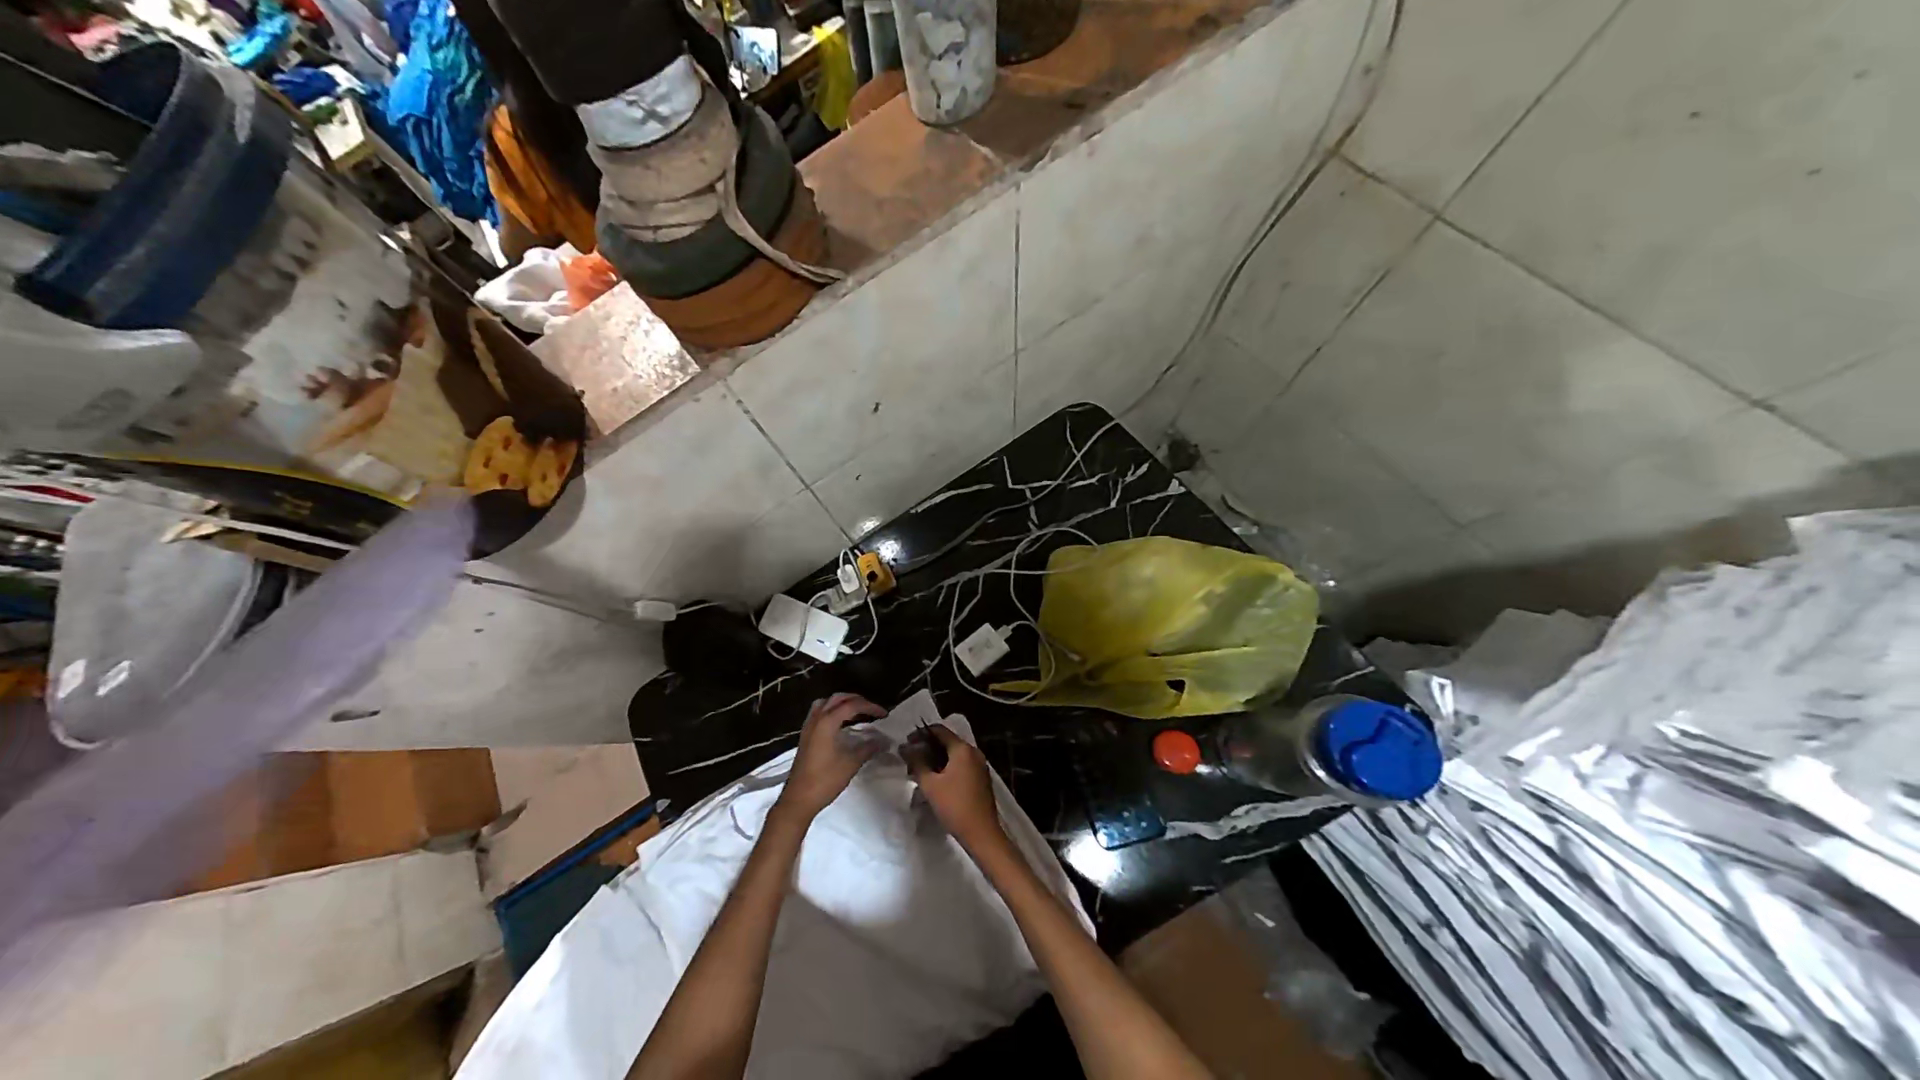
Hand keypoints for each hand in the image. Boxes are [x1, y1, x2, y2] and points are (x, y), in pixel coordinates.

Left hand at [775, 693, 887, 821]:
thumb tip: (884, 740)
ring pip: (826, 703)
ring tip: (857, 712)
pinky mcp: (805, 736)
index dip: (870, 707)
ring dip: (842, 703)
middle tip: (872, 710)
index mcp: (827, 722)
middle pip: (837, 698)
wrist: (799, 799)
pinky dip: (832, 711)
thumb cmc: (825, 780)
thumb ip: (869, 748)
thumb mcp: (851, 763)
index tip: (884, 714)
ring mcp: (808, 727)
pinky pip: (819, 713)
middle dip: (856, 700)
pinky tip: (841, 724)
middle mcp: (816, 719)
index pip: (852, 705)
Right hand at [905, 724, 1005, 853]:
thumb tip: (905, 748)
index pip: (939, 730)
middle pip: (947, 742)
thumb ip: (917, 762)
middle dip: (927, 748)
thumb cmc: (954, 806)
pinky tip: (935, 780)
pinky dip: (947, 767)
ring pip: (954, 755)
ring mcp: (979, 766)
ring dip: (936, 759)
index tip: (906, 743)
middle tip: (910, 759)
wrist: (982, 834)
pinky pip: (961, 765)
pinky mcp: (980, 778)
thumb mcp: (930, 785)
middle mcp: (974, 752)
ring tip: (919, 771)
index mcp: (963, 749)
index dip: (921, 733)